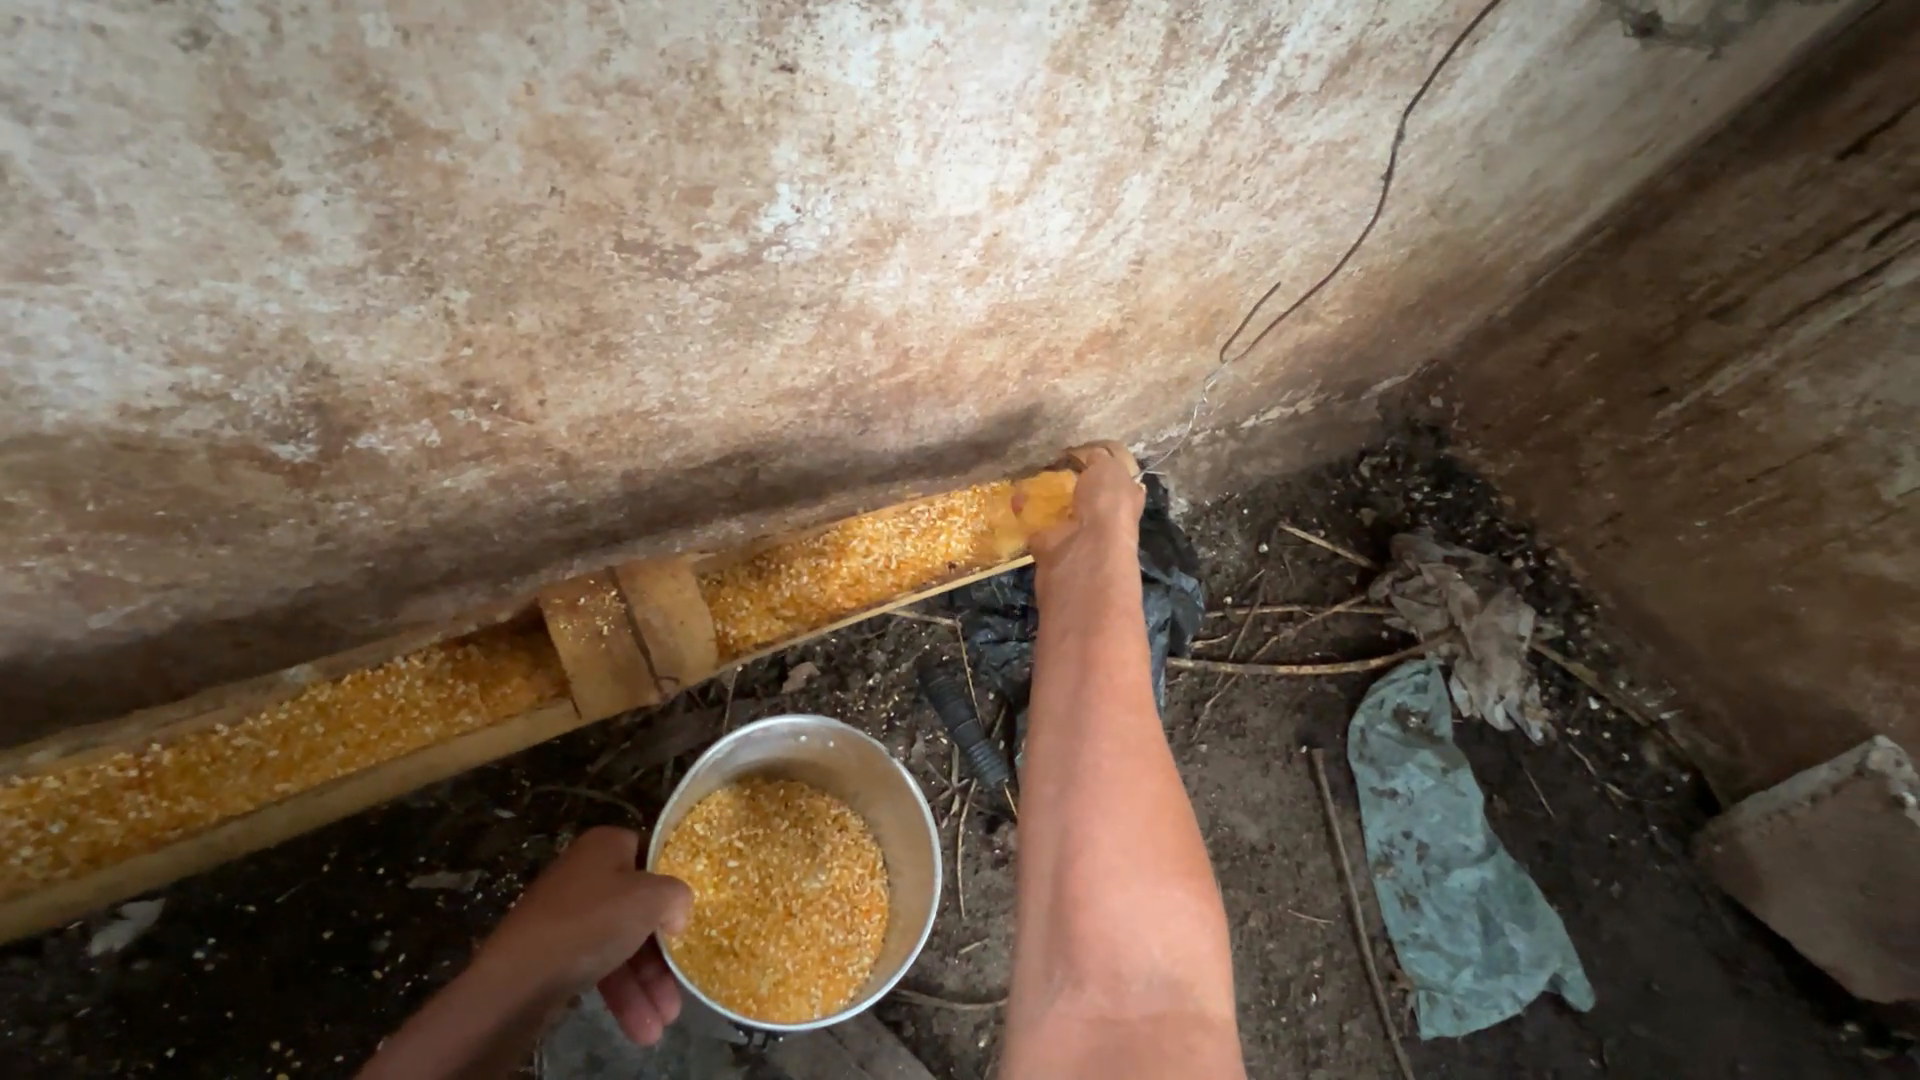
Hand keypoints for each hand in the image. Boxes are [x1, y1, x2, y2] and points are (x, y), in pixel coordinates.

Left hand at [478, 826, 692, 1045]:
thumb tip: (676, 913)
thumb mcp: (651, 898)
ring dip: (644, 983)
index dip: (676, 883)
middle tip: (682, 983)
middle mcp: (587, 874)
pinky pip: (598, 965)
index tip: (693, 912)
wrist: (514, 981)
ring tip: (664, 1021)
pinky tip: (639, 1026)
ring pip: (620, 943)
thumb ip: (677, 896)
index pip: (654, 857)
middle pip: (640, 908)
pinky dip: (620, 992)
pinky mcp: (554, 952)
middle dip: (662, 954)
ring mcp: (568, 915)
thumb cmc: (590, 923)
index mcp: (607, 846)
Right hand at [1029, 444, 1144, 570]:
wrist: (1085, 547)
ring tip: (1027, 476)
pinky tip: (1015, 495)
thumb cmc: (1106, 503)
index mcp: (1124, 501)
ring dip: (1043, 498)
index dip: (1104, 471)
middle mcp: (1102, 521)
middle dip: (1070, 485)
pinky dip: (1022, 510)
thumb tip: (1094, 455)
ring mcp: (1075, 535)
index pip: (1117, 484)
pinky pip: (1034, 523)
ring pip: (1058, 512)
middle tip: (1051, 465)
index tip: (1086, 457)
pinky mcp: (1049, 545)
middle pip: (1085, 498)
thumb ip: (1101, 460)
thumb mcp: (1110, 469)